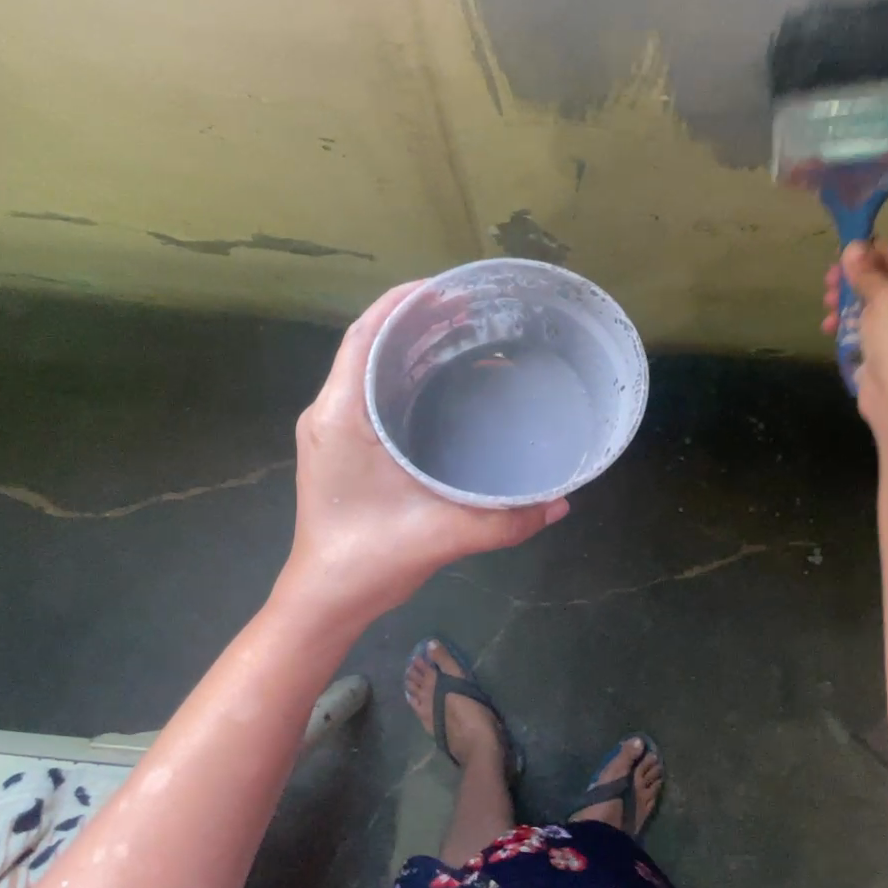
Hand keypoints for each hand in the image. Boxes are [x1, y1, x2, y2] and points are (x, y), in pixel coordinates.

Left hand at [280, 281, 568, 623]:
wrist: (325, 599)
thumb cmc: (371, 558)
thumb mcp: (444, 535)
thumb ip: (507, 520)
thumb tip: (562, 502)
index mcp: (343, 415)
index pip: (364, 336)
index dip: (400, 302)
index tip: (445, 287)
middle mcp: (331, 412)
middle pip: (370, 344)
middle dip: (417, 320)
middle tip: (471, 310)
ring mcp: (333, 429)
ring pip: (370, 367)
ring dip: (412, 347)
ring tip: (464, 336)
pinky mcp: (342, 445)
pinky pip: (372, 391)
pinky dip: (407, 375)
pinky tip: (446, 384)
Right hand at [822, 241, 887, 435]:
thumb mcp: (880, 295)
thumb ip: (865, 269)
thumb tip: (852, 245)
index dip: (867, 254)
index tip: (837, 258)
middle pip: (884, 276)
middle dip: (853, 280)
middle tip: (828, 285)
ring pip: (873, 300)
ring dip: (846, 301)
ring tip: (828, 308)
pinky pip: (869, 323)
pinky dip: (850, 321)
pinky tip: (831, 327)